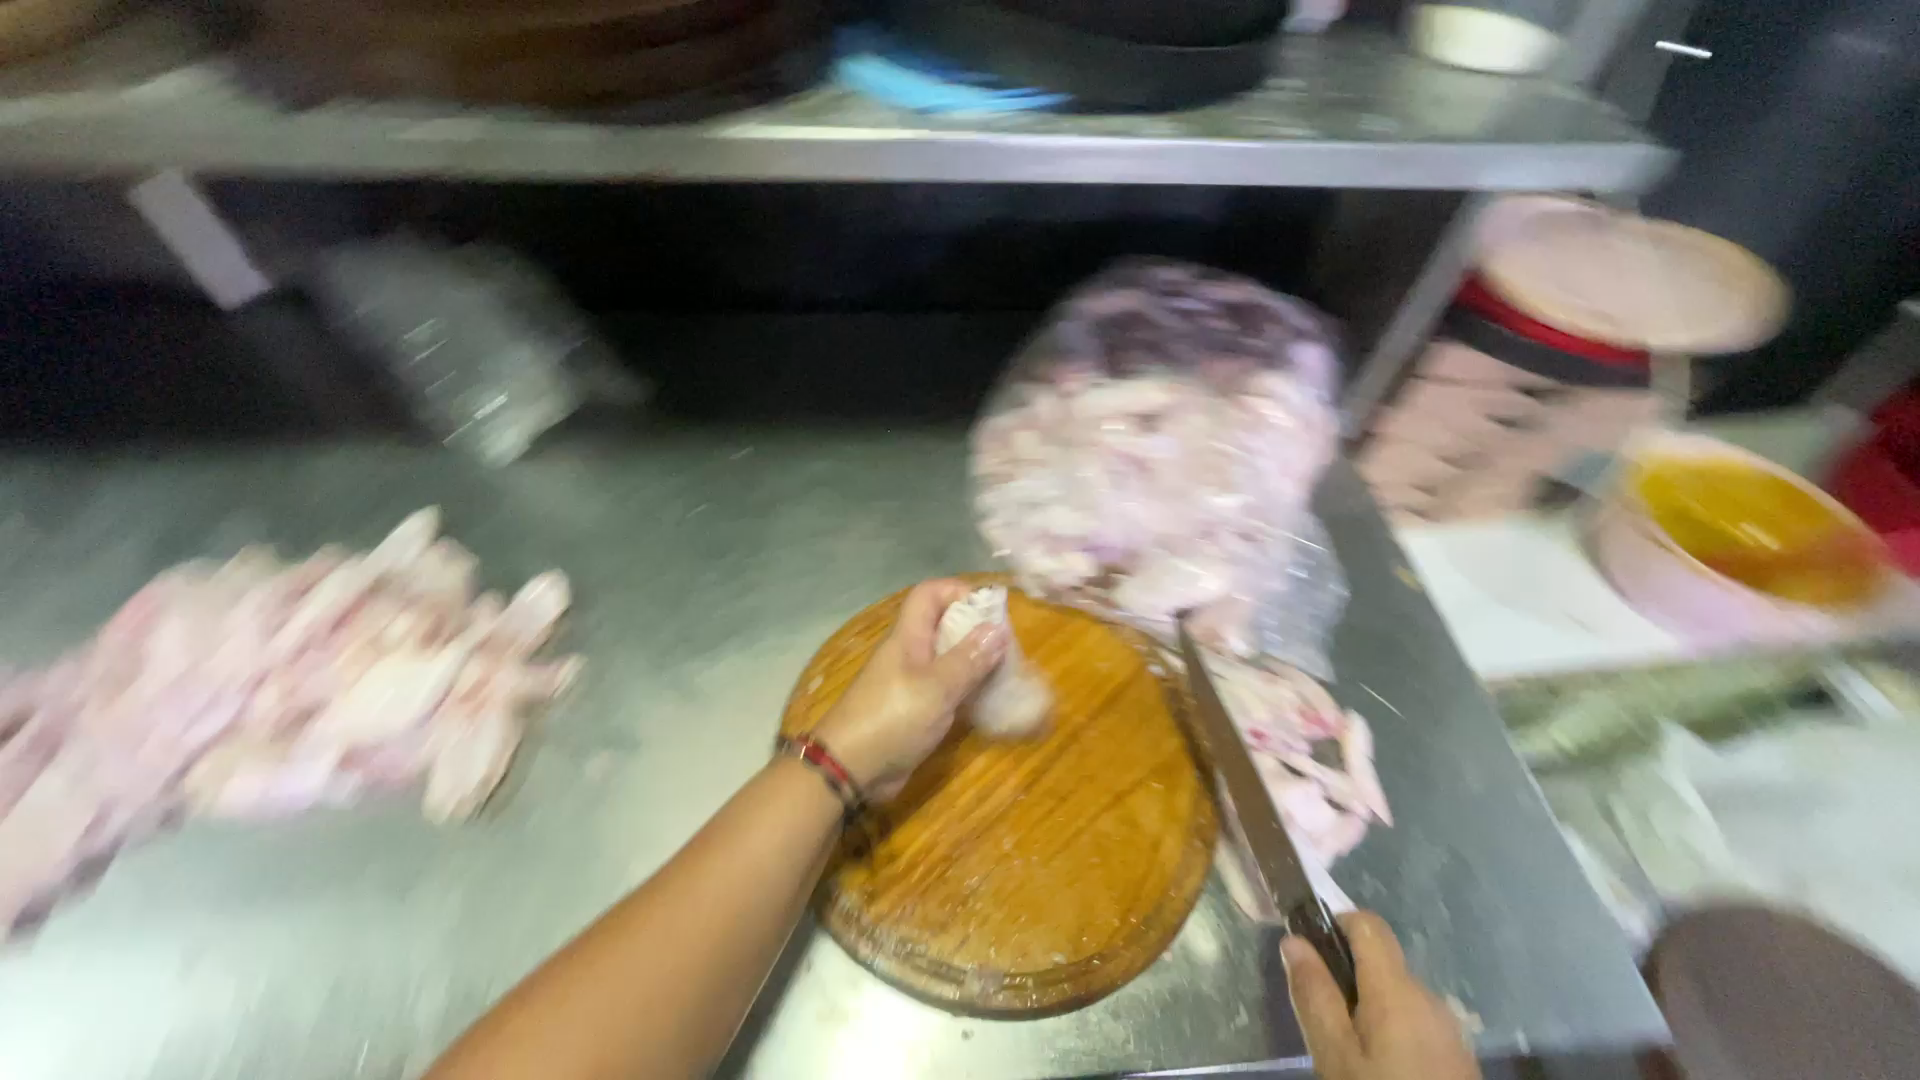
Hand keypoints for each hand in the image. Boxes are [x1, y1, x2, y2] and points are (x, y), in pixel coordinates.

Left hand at [812, 579, 1009, 800]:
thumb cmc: (891, 719)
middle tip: (1009, 648)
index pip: (930, 594)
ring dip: (977, 664)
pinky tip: (992, 703)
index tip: (992, 610)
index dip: (959, 592)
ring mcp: (913, 684)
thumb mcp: (935, 688)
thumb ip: (968, 659)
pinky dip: (969, 692)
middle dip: (977, 631)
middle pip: (944, 626)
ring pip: (950, 660)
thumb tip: (998, 629)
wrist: (850, 770)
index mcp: (908, 637)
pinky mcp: (917, 711)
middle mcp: (911, 654)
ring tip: (1008, 674)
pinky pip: (948, 691)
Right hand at [1283, 911, 1480, 1079]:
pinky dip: (1392, 1031)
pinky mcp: (1459, 1059)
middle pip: (1382, 963)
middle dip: (1347, 976)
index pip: (1368, 924)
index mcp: (1396, 989)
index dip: (1336, 923)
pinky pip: (1416, 1024)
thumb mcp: (1334, 1056)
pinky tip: (1380, 1071)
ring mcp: (1449, 1030)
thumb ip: (1314, 994)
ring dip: (1369, 1007)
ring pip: (1398, 997)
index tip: (1310, 948)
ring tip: (1348, 1053)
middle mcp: (1429, 998)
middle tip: (1320, 1017)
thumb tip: (1294, 940)